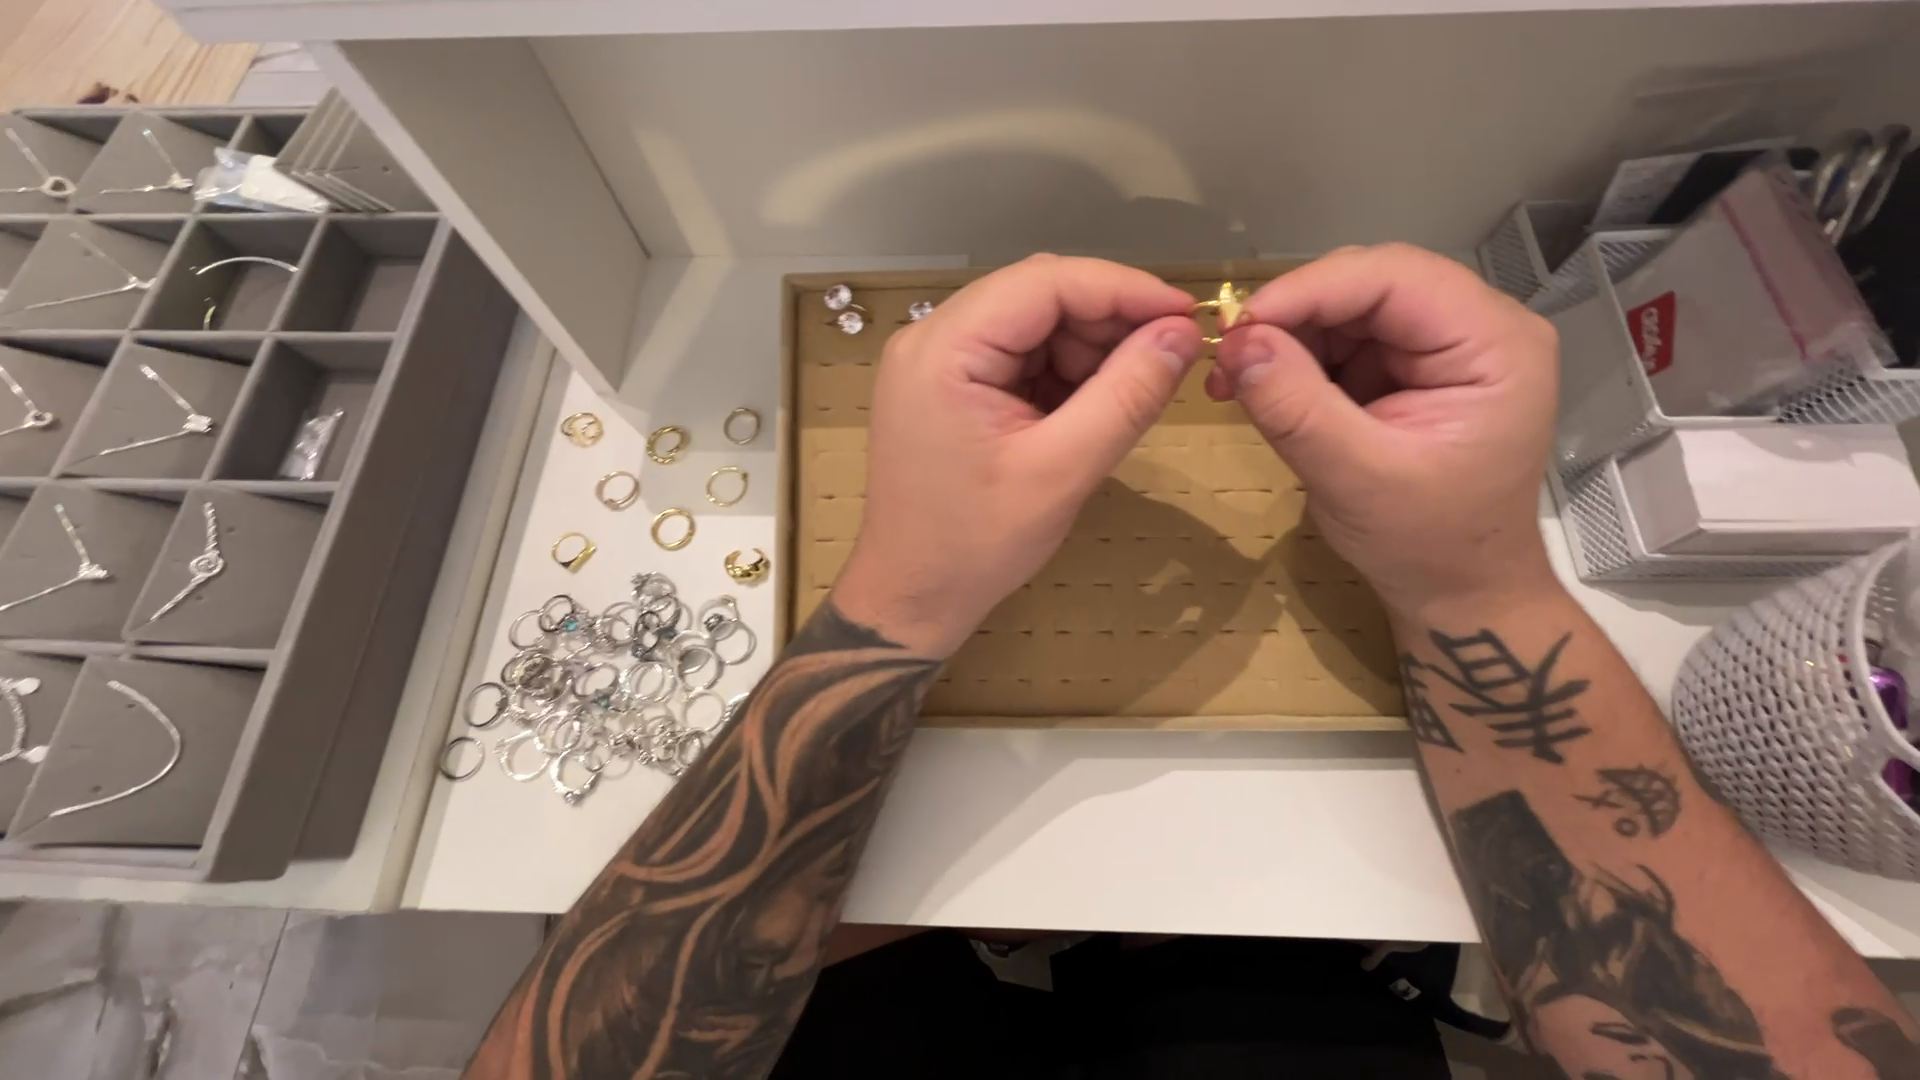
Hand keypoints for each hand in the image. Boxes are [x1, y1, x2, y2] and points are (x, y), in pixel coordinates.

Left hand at [833, 255, 1202, 656]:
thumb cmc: (977, 544)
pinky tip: (1089, 410)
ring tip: (1126, 398)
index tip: (1186, 314)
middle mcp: (930, 339)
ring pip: (1031, 329)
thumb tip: (1182, 333)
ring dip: (1087, 353)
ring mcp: (935, 364)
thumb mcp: (1062, 471)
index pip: (1044, 282)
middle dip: (1106, 324)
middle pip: (1036, 298)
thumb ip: (1127, 395)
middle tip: (1164, 362)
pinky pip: (1016, 361)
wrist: (913, 596)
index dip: (1122, 288)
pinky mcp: (947, 389)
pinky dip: (1061, 377)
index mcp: (943, 349)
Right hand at [1206, 244, 1560, 619]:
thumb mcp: (1354, 479)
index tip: (1235, 328)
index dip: (1309, 289)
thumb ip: (1296, 408)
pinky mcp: (1403, 371)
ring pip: (1345, 310)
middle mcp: (1472, 329)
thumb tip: (1235, 344)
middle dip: (1292, 315)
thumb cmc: (1424, 542)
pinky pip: (1339, 343)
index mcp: (1492, 344)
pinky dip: (1292, 361)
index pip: (1395, 278)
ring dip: (1283, 338)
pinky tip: (1260, 390)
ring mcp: (1436, 349)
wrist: (1454, 587)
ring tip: (1233, 381)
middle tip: (1227, 358)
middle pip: (1368, 284)